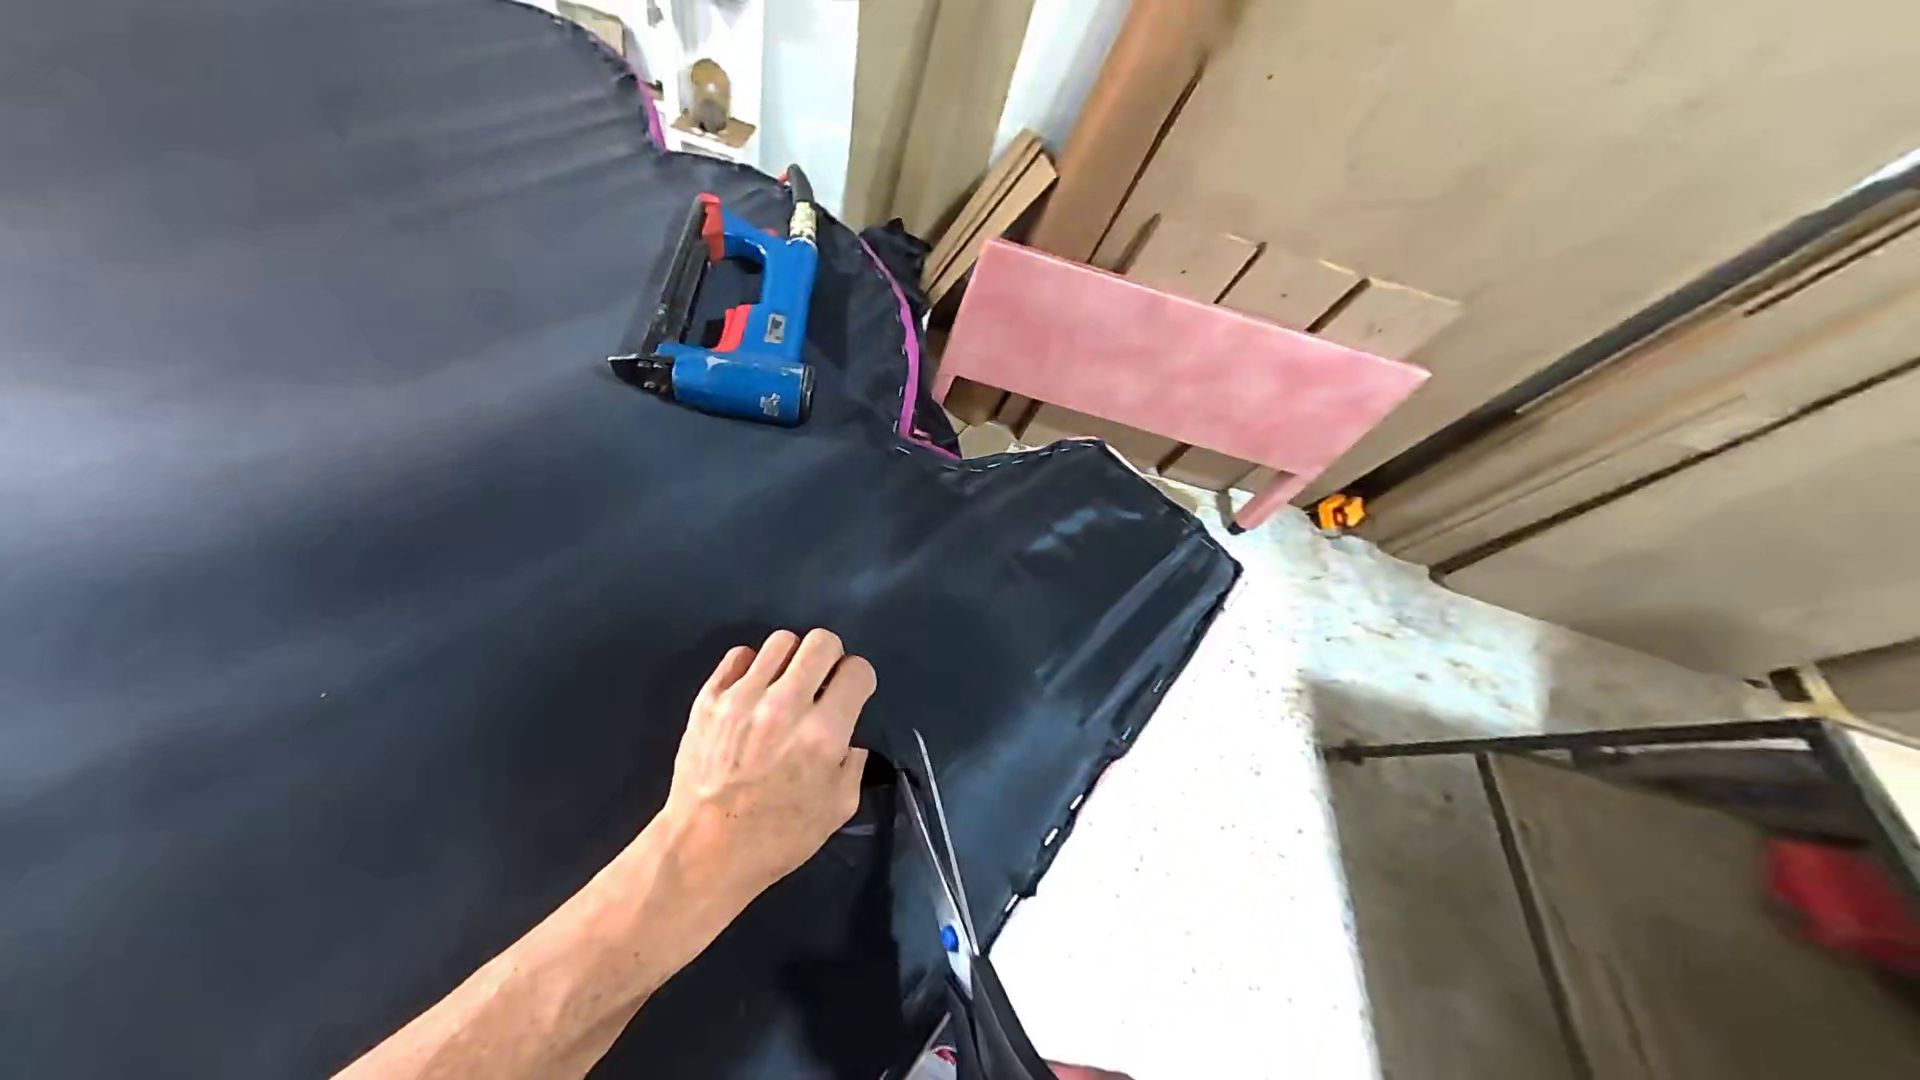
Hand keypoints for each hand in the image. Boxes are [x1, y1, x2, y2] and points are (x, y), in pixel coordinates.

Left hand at [661, 629, 875, 903]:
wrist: (703, 852)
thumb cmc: (777, 837)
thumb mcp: (839, 807)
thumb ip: (854, 761)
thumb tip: (849, 732)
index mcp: (823, 734)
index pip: (857, 670)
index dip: (860, 679)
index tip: (852, 692)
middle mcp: (785, 706)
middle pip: (822, 641)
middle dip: (831, 656)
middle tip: (822, 680)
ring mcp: (743, 698)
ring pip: (781, 640)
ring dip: (793, 659)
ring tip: (786, 683)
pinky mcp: (709, 699)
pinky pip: (739, 655)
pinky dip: (753, 666)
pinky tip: (754, 690)